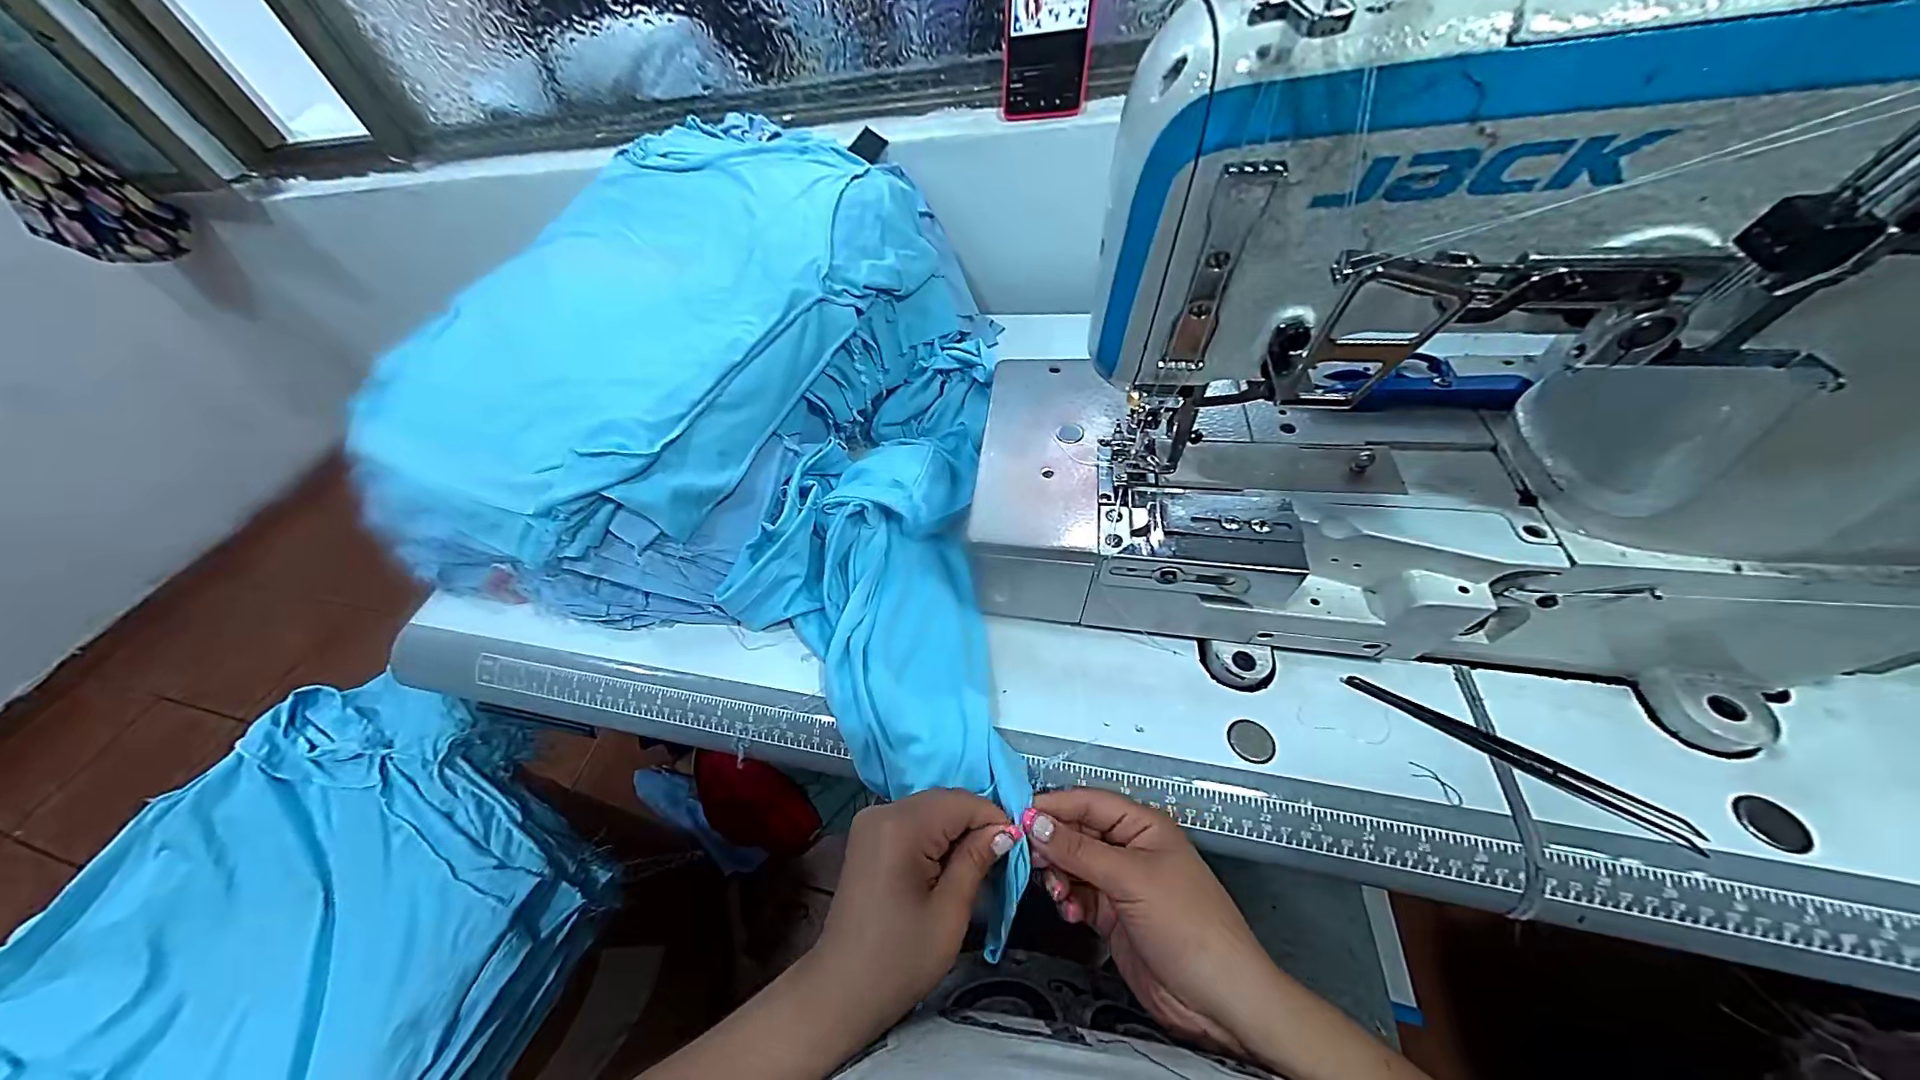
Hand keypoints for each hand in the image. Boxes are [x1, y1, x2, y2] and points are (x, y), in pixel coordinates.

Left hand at [810, 788, 1014, 1030]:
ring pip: (931, 808)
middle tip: (1003, 856)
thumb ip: (976, 861)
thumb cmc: (899, 960)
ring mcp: (871, 820)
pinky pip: (914, 820)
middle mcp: (882, 811)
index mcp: (900, 825)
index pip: (961, 801)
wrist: (841, 992)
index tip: (1018, 847)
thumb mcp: (949, 913)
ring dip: (958, 829)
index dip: (994, 819)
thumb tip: (1006, 830)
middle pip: (944, 801)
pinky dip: (936, 835)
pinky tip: (949, 862)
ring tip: (980, 862)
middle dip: (976, 823)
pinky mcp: (868, 835)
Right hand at [1026, 788, 1279, 1055]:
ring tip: (1058, 892)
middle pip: (1076, 832)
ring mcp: (1121, 882)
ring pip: (1072, 864)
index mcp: (1143, 825)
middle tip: (1029, 857)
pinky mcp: (1112, 913)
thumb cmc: (1195, 930)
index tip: (1020, 816)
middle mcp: (1130, 848)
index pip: (1088, 802)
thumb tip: (1038, 823)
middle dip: (1052, 845)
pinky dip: (1067, 900)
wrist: (1218, 1001)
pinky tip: (1071, 911)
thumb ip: (1080, 850)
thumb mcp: (1131, 879)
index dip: (1053, 807)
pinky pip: (1076, 894)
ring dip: (1058, 876)